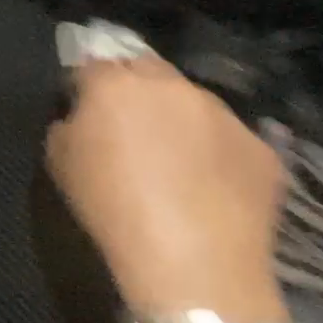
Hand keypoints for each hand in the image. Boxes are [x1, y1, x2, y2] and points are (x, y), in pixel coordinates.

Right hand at [47, 52, 286, 319]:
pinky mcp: (264, 149)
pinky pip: (228, 135)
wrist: (193, 259)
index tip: (79, 105)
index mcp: (115, 83)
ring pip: (191, 99)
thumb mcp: (57, 154)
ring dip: (176, 113)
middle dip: (133, 84)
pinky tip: (206, 178)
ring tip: (171, 151)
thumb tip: (84, 115)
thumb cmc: (108, 202)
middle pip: (146, 67)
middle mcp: (172, 87)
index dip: (83, 84)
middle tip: (124, 120)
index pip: (91, 63)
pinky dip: (214, 146)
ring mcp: (225, 116)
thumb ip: (70, 120)